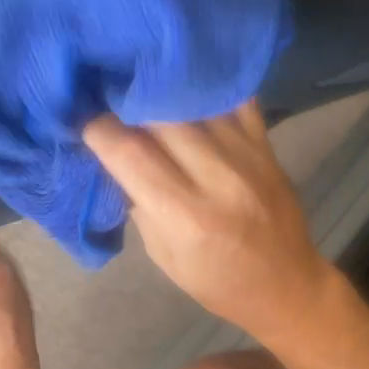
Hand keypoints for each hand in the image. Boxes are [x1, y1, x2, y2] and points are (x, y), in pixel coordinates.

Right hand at [82, 100, 335, 342]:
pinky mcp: (267, 145)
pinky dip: (205, 87)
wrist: (287, 285)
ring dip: (161, 91)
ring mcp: (247, 157)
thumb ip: (139, 202)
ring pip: (193, 101)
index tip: (81, 119)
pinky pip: (233, 97)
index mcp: (186, 217)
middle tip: (105, 94)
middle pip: (158, 116)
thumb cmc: (218, 282)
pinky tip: (185, 82)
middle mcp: (218, 179)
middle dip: (124, 102)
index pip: (129, 153)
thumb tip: (112, 153)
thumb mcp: (164, 255)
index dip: (97, 129)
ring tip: (138, 83)